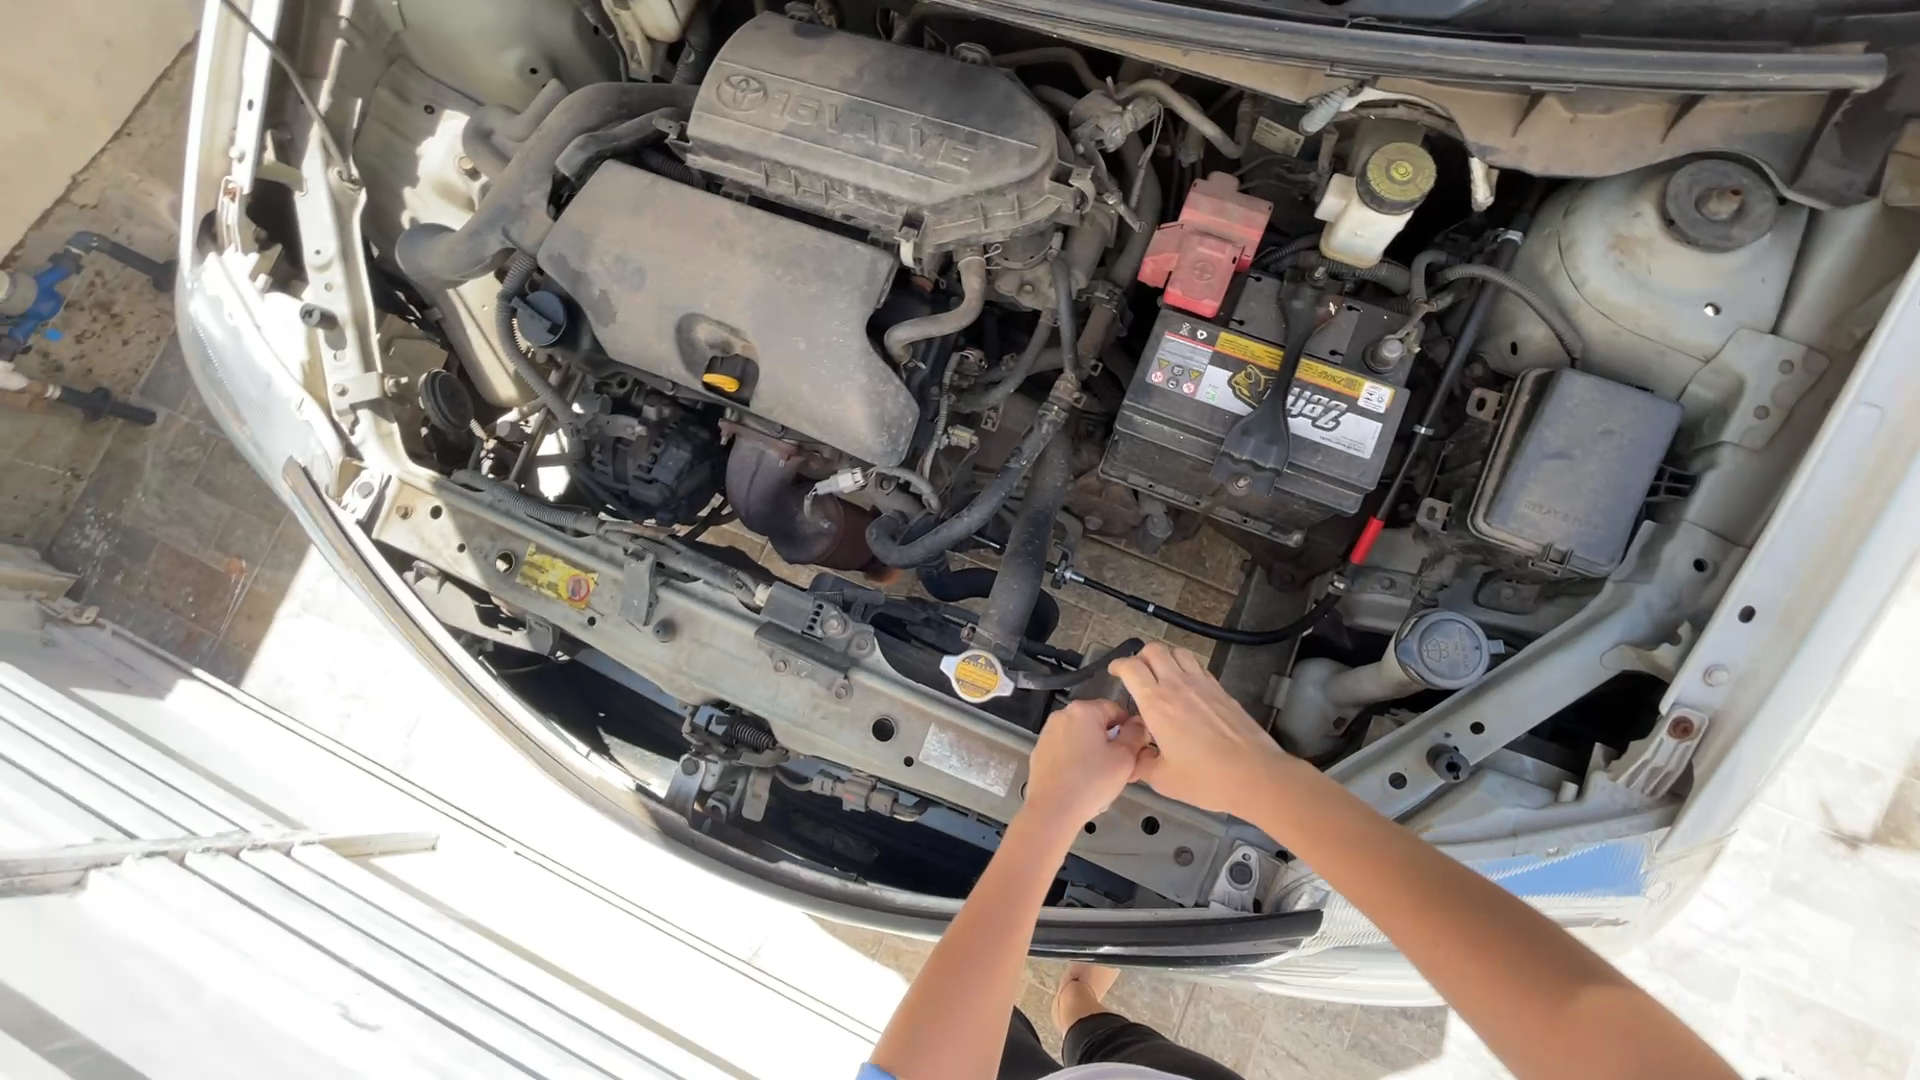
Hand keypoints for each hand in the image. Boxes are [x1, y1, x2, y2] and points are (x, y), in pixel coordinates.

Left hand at [1022, 699, 1155, 832]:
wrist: (1053, 809)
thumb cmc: (1092, 781)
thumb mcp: (1124, 758)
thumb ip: (1135, 735)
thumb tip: (1138, 723)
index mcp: (1083, 710)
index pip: (1115, 708)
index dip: (1129, 727)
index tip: (1134, 748)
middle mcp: (1062, 715)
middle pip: (1096, 721)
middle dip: (1110, 739)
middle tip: (1120, 765)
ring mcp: (1048, 732)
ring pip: (1080, 736)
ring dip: (1094, 749)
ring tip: (1101, 775)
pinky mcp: (1040, 751)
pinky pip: (1066, 748)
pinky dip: (1076, 758)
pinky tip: (1081, 779)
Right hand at [1109, 643, 1298, 817]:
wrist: (1255, 775)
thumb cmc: (1206, 779)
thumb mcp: (1163, 780)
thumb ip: (1142, 764)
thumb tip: (1134, 758)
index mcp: (1157, 703)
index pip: (1131, 667)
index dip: (1118, 665)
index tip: (1115, 672)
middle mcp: (1178, 686)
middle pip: (1155, 650)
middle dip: (1140, 656)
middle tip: (1137, 673)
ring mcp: (1203, 685)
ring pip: (1179, 653)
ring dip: (1166, 658)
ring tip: (1162, 675)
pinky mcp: (1222, 691)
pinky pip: (1199, 667)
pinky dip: (1188, 669)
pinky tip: (1188, 689)